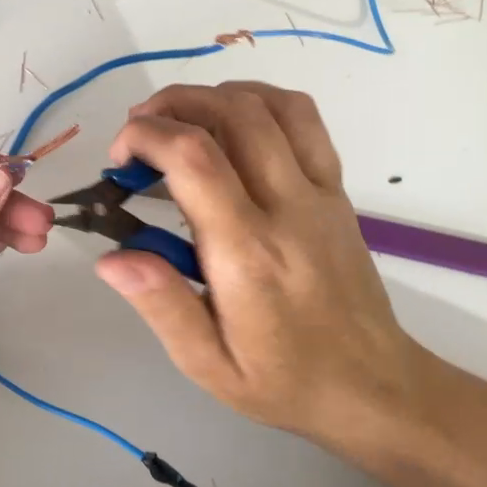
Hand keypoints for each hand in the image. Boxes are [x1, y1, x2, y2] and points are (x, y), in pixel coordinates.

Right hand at [93, 83, 432, 446]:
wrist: (375, 390)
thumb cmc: (281, 380)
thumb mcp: (208, 365)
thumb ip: (161, 306)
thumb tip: (111, 258)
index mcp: (248, 252)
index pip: (195, 158)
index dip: (146, 136)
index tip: (118, 158)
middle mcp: (288, 209)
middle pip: (232, 113)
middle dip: (172, 104)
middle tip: (137, 132)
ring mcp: (319, 194)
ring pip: (271, 106)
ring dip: (213, 96)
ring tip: (179, 122)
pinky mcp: (336, 191)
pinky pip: (303, 120)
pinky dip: (258, 101)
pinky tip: (228, 122)